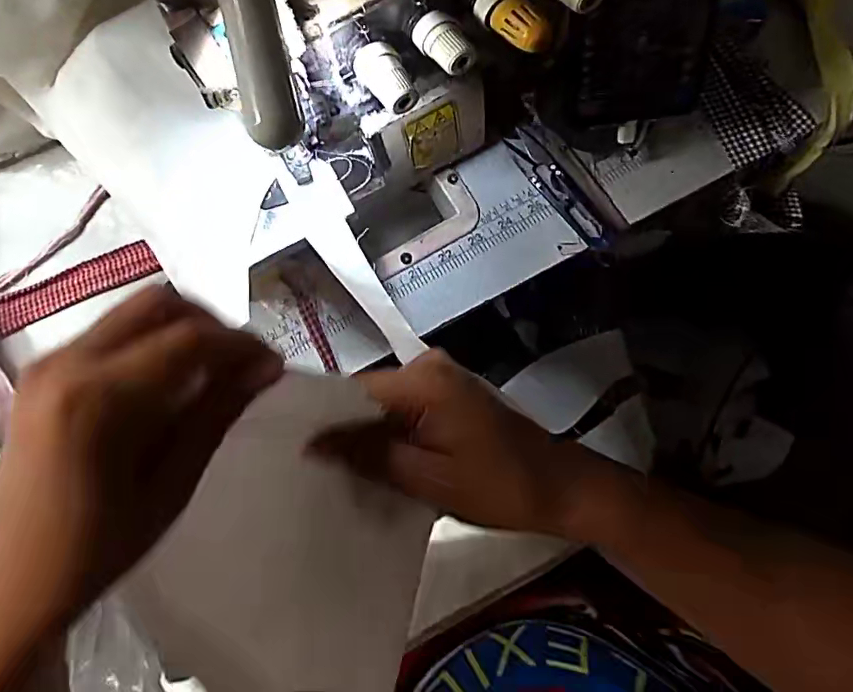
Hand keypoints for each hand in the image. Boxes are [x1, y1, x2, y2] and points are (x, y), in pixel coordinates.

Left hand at [0, 287, 283, 633]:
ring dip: (179, 328)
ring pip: (133, 310)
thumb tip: (267, 366)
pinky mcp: (42, 369)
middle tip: (240, 361)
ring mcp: (48, 360)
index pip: (186, 338)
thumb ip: (216, 414)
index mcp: (95, 396)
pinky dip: (149, 340)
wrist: (8, 589)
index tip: (270, 362)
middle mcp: (66, 361)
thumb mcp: (169, 487)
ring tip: (210, 370)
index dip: (237, 343)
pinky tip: (167, 380)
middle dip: (208, 323)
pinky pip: (110, 330)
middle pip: (157, 303)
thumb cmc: (94, 552)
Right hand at [311, 349, 620, 539]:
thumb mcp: (429, 480)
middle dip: (343, 427)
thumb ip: (370, 456)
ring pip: (383, 401)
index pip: (354, 390)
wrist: (561, 486)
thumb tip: (313, 444)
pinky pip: (403, 405)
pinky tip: (375, 457)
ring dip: (365, 431)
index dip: (323, 418)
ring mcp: (438, 375)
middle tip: (310, 462)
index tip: (292, 446)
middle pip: (367, 393)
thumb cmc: (499, 487)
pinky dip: (388, 429)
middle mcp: (426, 364)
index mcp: (423, 379)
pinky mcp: (446, 390)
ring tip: (336, 464)